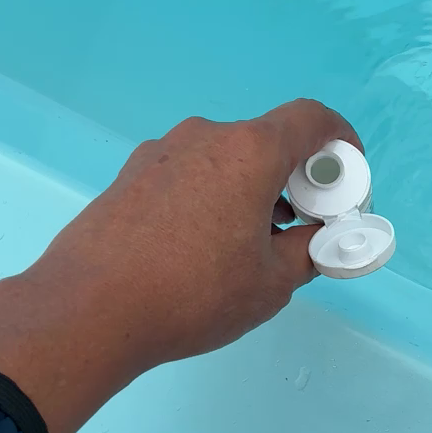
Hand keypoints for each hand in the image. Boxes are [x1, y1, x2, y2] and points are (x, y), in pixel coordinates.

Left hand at [0, 100, 360, 432]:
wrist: (84, 314)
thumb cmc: (194, 293)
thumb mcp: (275, 280)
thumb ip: (310, 250)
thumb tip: (317, 239)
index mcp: (249, 152)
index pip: (312, 118)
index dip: (341, 139)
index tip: (347, 174)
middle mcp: (205, 138)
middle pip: (269, 141)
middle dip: (298, 177)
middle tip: (304, 223)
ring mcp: (161, 153)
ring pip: (229, 158)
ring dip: (256, 188)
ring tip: (255, 241)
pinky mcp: (130, 176)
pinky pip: (193, 172)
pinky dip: (217, 194)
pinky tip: (207, 245)